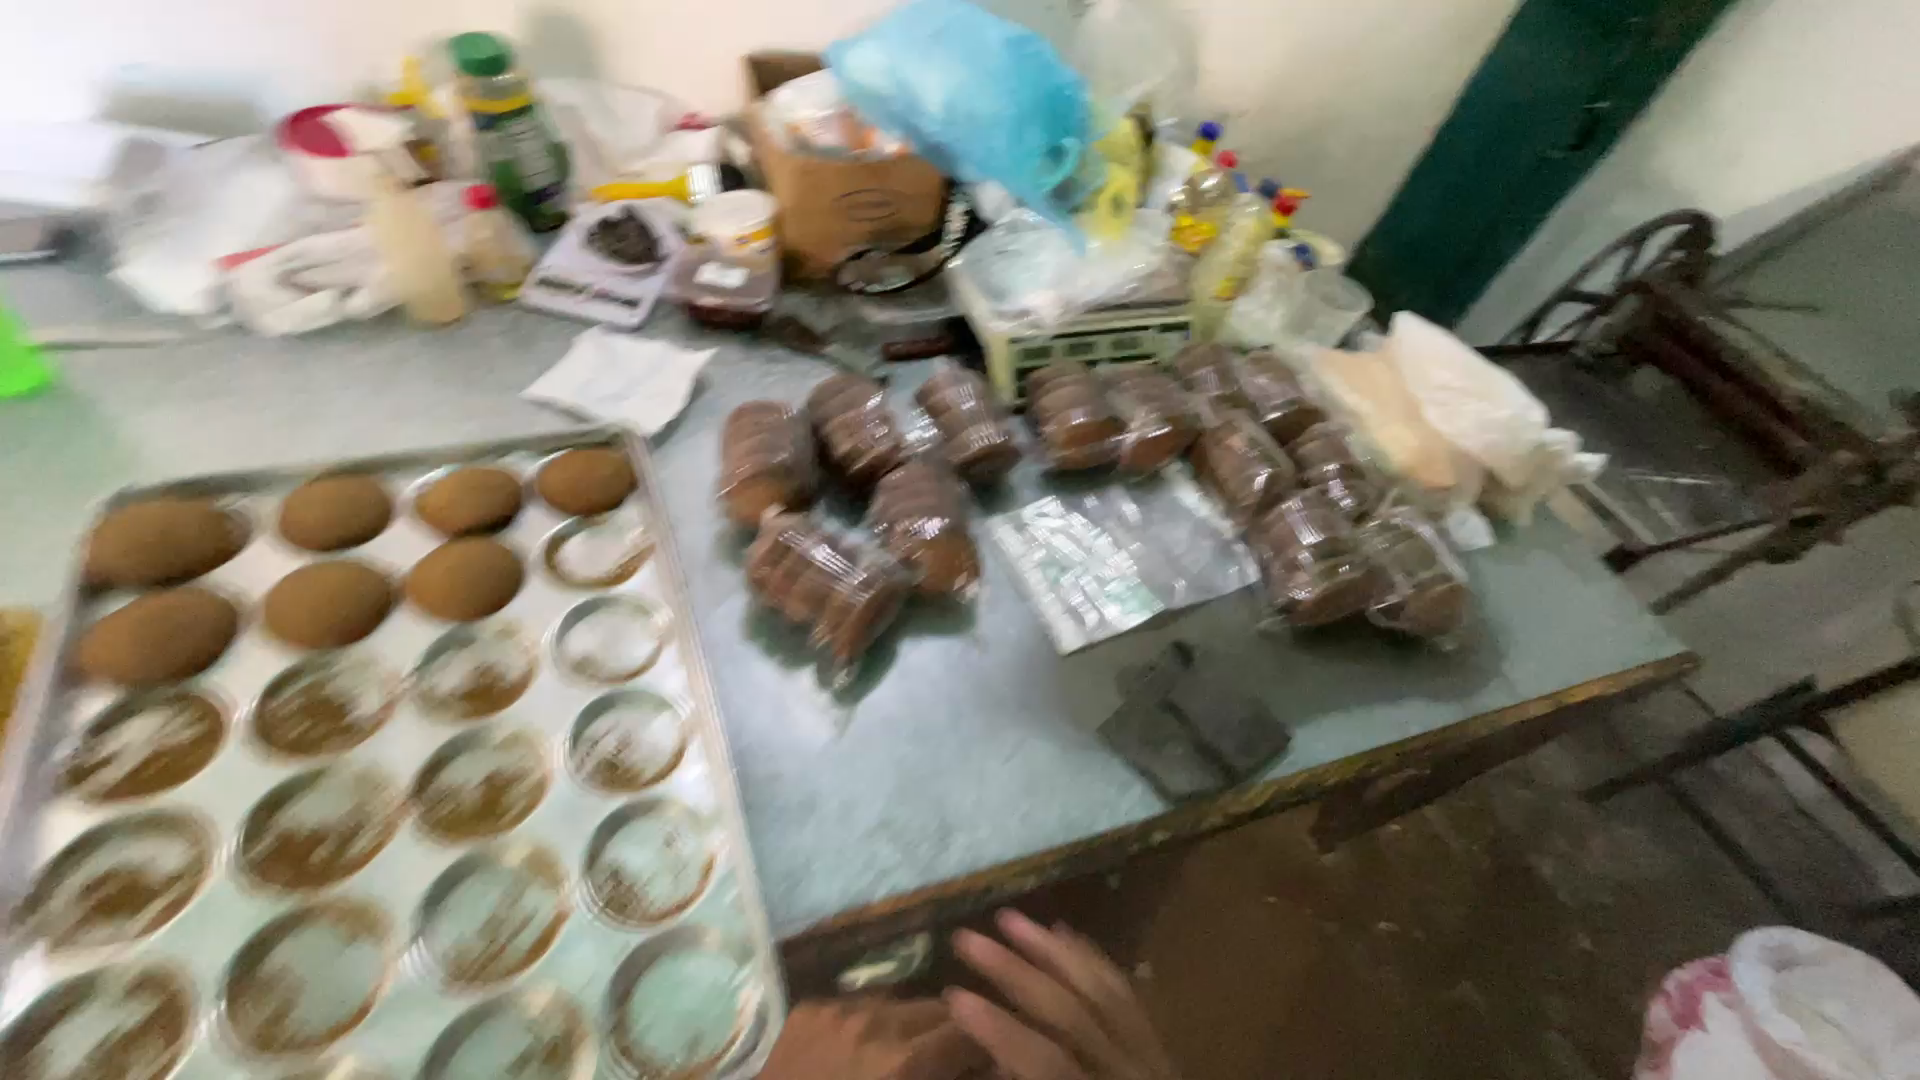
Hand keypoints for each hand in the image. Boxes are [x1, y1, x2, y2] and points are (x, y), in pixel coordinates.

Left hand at [761, 996, 988, 1079]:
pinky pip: (855, 1003)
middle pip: (936, 1008)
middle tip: (952, 1056)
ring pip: (898, 1001)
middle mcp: (877, 1021)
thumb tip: (986, 1070)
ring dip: (910, 1023)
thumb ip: (940, 1079)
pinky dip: (868, 1022)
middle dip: (951, 1030)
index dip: (983, 1044)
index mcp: (903, 1060)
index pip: (965, 1031)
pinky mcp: (811, 1006)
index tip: (989, 1058)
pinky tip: (860, 1047)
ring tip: (904, 1050)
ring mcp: (840, 1007)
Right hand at [947, 910, 1178, 1079]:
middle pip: (1069, 1013)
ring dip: (1050, 950)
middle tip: (965, 938)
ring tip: (1008, 918)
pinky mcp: (1160, 1051)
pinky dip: (1092, 961)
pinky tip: (1064, 934)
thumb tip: (994, 1061)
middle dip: (1014, 972)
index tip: (953, 995)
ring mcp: (1152, 1060)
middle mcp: (1129, 1075)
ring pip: (1099, 990)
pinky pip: (1125, 995)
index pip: (1046, 1062)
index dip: (999, 1029)